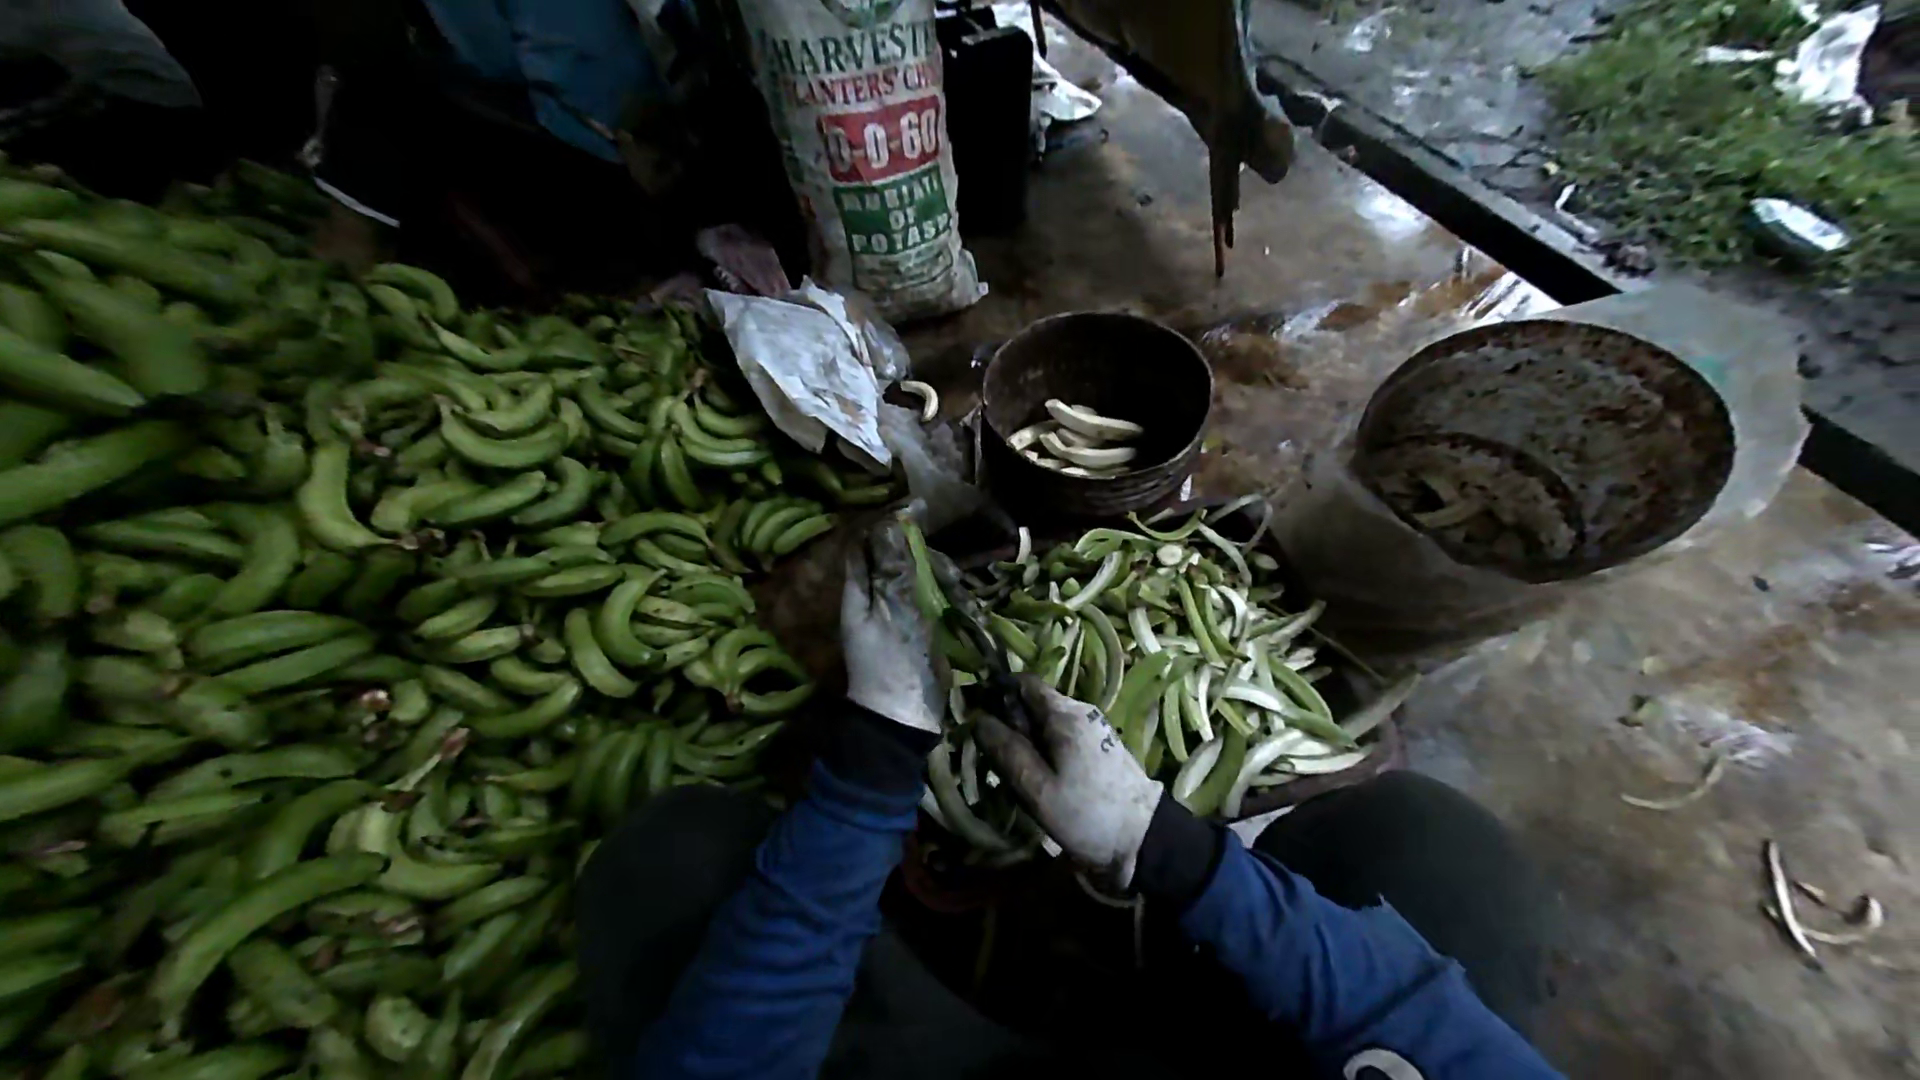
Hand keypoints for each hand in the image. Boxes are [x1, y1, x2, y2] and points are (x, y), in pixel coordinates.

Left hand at [839, 520, 943, 733]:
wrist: (905, 714)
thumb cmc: (894, 658)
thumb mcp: (893, 607)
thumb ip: (892, 566)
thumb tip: (888, 521)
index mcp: (859, 590)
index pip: (866, 545)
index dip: (886, 525)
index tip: (916, 512)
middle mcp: (874, 597)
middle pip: (895, 559)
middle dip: (920, 554)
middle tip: (944, 562)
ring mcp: (897, 613)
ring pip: (916, 576)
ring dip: (937, 574)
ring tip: (955, 584)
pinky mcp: (917, 627)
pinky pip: (930, 598)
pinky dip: (945, 594)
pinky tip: (961, 599)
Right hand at [974, 676, 1162, 887]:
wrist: (1144, 840)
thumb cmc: (1086, 814)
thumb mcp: (1037, 788)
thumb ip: (1007, 751)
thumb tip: (978, 719)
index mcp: (1064, 714)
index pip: (1023, 682)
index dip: (996, 691)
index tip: (976, 711)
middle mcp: (1080, 710)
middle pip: (1034, 701)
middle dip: (1009, 720)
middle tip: (992, 751)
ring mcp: (1092, 726)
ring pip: (1046, 720)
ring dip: (1026, 736)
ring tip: (1013, 768)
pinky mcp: (1098, 744)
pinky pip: (1061, 734)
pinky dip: (1044, 746)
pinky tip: (1039, 774)